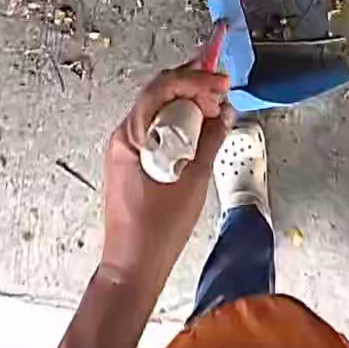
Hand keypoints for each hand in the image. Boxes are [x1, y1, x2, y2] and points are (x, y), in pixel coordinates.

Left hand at [97, 55, 233, 283]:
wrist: (132, 268)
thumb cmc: (156, 233)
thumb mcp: (192, 184)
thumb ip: (209, 143)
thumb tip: (224, 114)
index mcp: (130, 135)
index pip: (161, 89)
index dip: (193, 79)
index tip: (220, 81)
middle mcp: (125, 133)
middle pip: (158, 92)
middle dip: (191, 83)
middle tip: (222, 85)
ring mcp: (128, 145)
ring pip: (158, 108)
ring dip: (187, 99)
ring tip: (215, 100)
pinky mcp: (134, 157)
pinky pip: (158, 126)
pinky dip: (179, 119)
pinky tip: (199, 122)